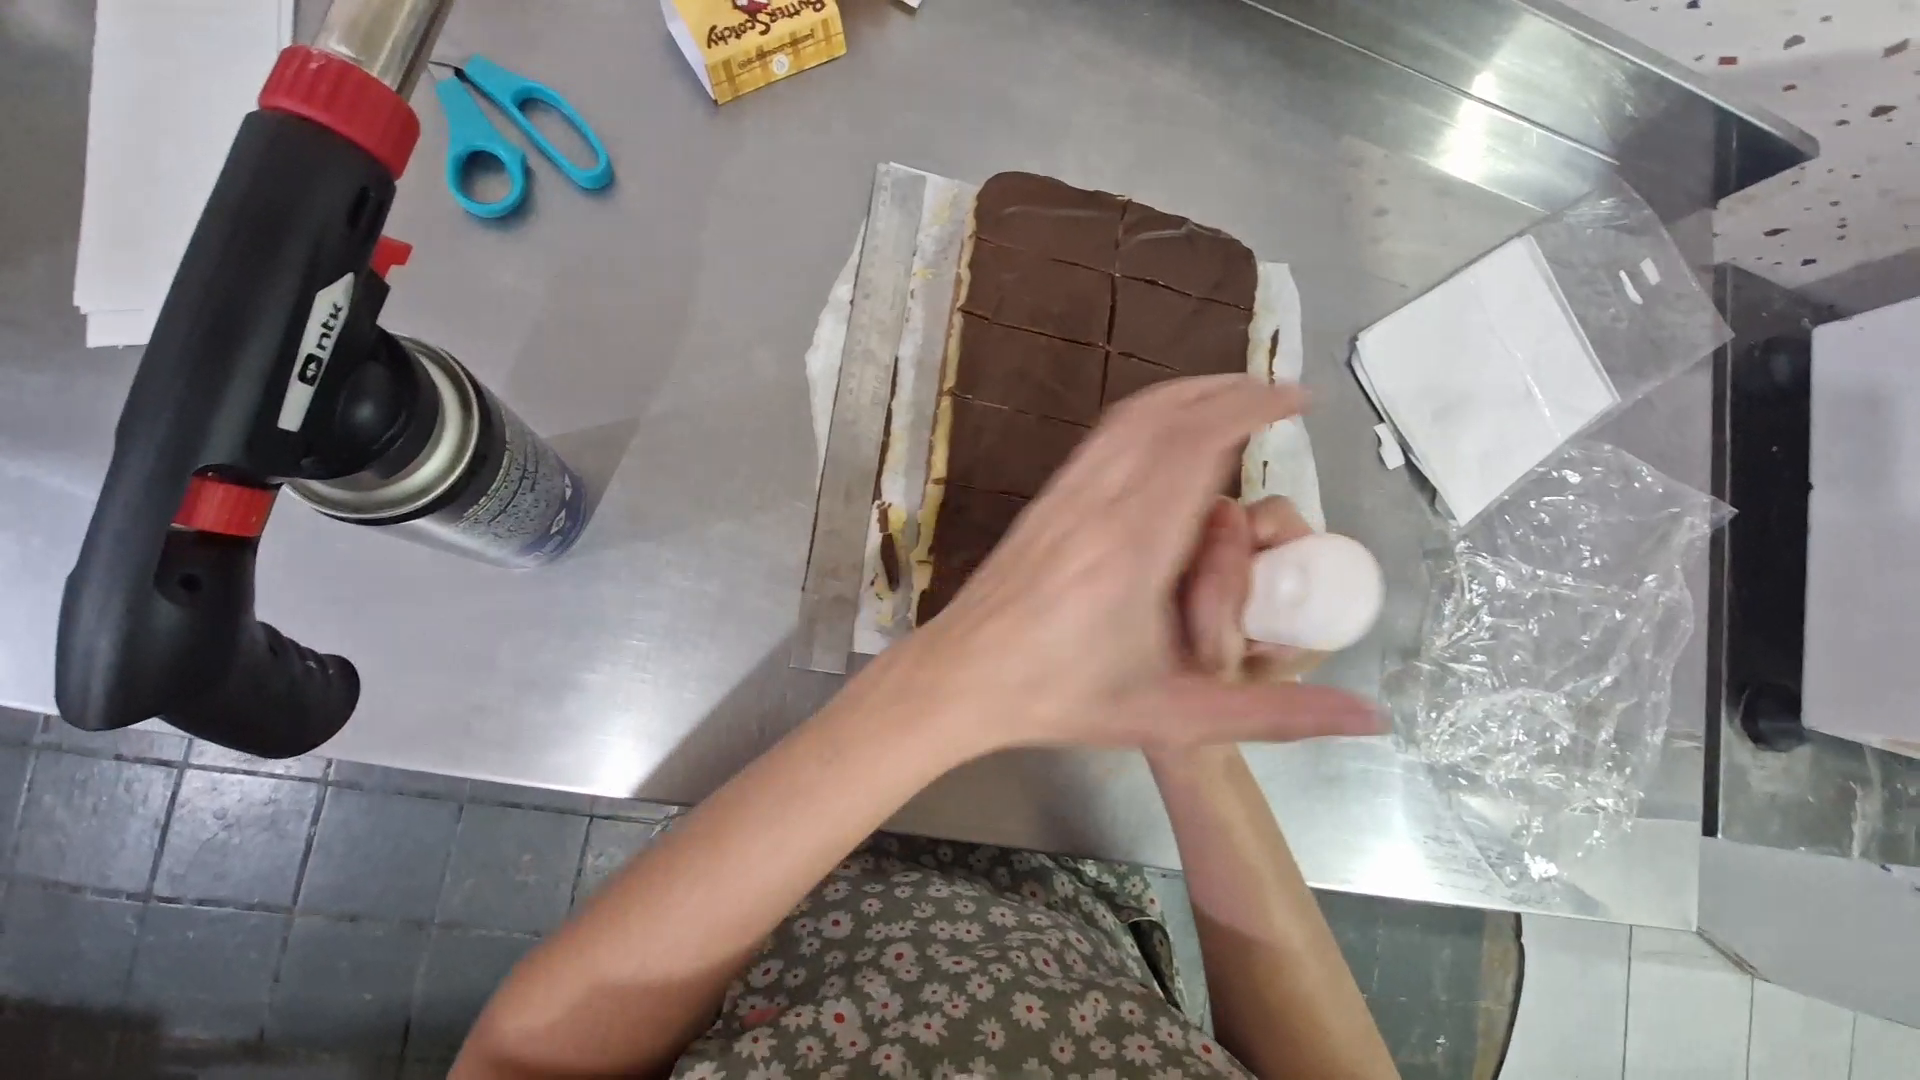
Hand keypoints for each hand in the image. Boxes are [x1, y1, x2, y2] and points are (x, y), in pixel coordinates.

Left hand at [882, 375, 1379, 756]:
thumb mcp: (1176, 718)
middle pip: (1170, 414)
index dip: (1252, 407)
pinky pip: (1102, 437)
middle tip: (1278, 395)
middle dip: (1230, 391)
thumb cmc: (1064, 699)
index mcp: (1137, 544)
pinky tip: (1165, 431)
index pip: (1201, 443)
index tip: (1298, 400)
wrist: (961, 678)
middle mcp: (1102, 502)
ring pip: (1131, 417)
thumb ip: (1276, 715)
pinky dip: (1145, 415)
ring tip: (1232, 398)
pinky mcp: (1046, 499)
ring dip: (1187, 395)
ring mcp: (1067, 494)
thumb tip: (1373, 719)